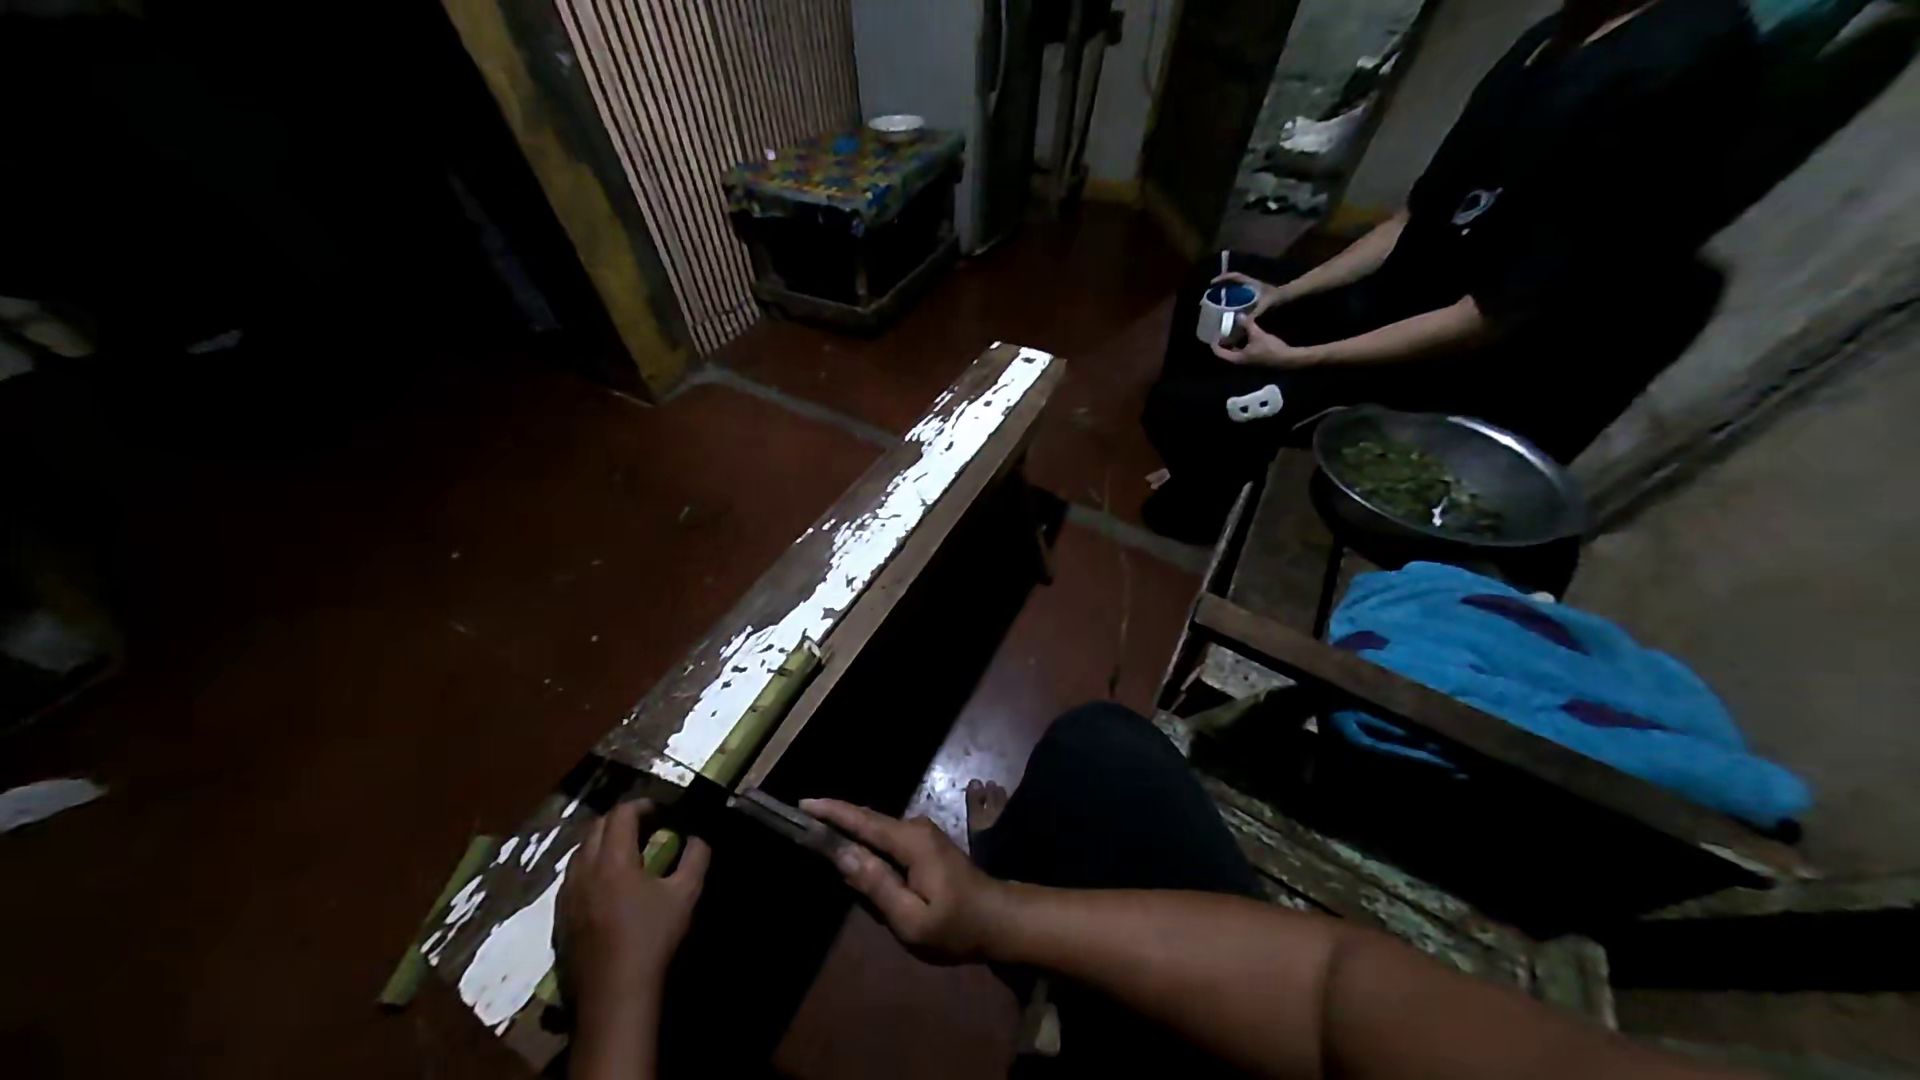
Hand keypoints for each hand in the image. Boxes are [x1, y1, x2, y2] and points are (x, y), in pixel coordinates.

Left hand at [558, 800, 709, 1017]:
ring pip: (580, 851)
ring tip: (627, 852)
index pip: (621, 814)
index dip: (642, 805)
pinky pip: (572, 876)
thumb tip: (698, 838)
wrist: (615, 993)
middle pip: (595, 827)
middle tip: (646, 826)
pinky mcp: (560, 917)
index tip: (661, 811)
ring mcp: (567, 895)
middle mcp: (584, 871)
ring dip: (603, 841)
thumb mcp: (686, 894)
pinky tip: (609, 884)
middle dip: (620, 819)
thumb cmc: (652, 938)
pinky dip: (591, 865)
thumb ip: (696, 858)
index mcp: (613, 861)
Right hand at [801, 798, 1010, 963]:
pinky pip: (887, 837)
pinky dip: (865, 838)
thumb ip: (877, 885)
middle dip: (835, 817)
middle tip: (801, 819)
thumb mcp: (912, 918)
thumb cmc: (956, 925)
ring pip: (877, 828)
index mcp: (911, 841)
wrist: (999, 919)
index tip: (803, 803)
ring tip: (817, 831)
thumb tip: (843, 854)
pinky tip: (850, 847)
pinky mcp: (924, 843)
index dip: (833, 811)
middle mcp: (915, 827)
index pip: (864, 821)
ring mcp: (921, 833)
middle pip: (868, 819)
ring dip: (849, 828)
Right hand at [1211, 271, 1290, 317]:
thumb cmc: (1275, 298)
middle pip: (1233, 280)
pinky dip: (1232, 296)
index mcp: (1250, 282)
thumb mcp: (1263, 306)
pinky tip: (1228, 306)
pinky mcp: (1252, 293)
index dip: (1223, 278)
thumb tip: (1240, 322)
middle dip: (1222, 284)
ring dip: (1226, 290)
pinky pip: (1239, 293)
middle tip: (1211, 293)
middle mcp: (1249, 283)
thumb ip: (1252, 315)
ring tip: (1217, 299)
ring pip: (1235, 286)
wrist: (1285, 297)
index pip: (1235, 276)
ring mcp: (1250, 288)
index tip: (1212, 283)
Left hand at [1211, 315, 1316, 367]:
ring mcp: (1246, 361)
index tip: (1215, 333)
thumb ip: (1247, 324)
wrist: (1286, 358)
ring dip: (1231, 342)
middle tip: (1222, 330)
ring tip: (1231, 330)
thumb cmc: (1270, 348)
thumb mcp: (1257, 334)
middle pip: (1225, 353)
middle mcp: (1239, 362)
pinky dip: (1239, 344)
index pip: (1218, 352)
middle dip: (1222, 342)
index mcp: (1236, 358)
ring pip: (1234, 352)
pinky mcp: (1253, 359)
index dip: (1214, 343)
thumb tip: (1238, 315)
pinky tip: (1243, 334)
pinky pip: (1242, 351)